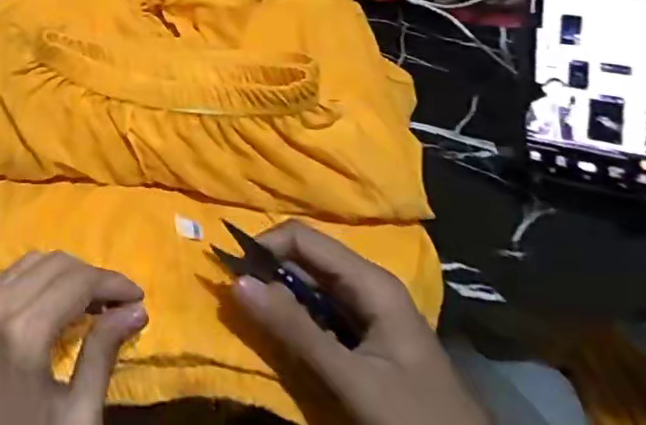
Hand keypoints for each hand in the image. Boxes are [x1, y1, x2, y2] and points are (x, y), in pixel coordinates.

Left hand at [0, 251, 147, 424]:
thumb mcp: (76, 415)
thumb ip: (102, 355)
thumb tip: (136, 310)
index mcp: (24, 332)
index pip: (78, 281)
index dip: (113, 283)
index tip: (139, 298)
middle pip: (56, 264)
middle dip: (92, 276)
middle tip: (119, 304)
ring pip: (32, 262)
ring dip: (66, 274)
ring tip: (92, 302)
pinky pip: (9, 278)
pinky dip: (38, 278)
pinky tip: (56, 303)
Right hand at [232, 221, 488, 424]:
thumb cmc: (413, 417)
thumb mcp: (352, 379)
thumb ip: (296, 331)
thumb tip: (238, 281)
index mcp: (371, 281)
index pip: (304, 238)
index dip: (265, 247)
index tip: (233, 274)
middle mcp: (370, 285)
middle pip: (308, 259)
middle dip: (270, 272)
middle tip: (237, 297)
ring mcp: (371, 312)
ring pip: (313, 287)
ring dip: (282, 297)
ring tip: (255, 316)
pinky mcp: (369, 339)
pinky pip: (323, 314)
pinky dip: (299, 320)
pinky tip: (286, 338)